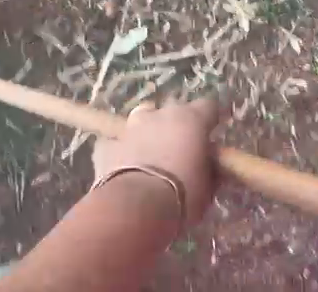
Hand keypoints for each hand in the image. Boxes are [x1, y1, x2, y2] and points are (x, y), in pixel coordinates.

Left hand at [91, 97, 225, 223]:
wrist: (133, 211)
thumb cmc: (181, 196)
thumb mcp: (207, 188)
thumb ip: (209, 169)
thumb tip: (209, 165)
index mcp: (192, 119)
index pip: (208, 106)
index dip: (210, 119)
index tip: (211, 135)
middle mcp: (162, 114)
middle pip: (174, 110)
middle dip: (177, 126)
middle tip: (179, 151)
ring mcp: (132, 126)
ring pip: (142, 119)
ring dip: (148, 132)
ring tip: (149, 157)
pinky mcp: (107, 144)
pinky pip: (116, 142)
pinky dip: (121, 152)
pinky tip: (122, 170)